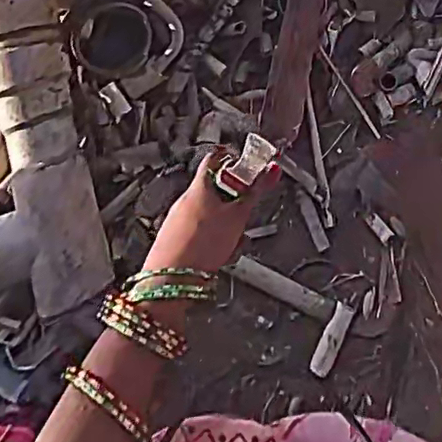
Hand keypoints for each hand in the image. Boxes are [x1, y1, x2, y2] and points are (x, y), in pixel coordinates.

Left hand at [141, 150, 273, 273]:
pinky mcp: (175, 242)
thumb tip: (272, 169)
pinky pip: (201, 234)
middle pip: (217, 190)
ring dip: (226, 226)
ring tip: (232, 243)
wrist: (170, 284)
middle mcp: (185, 200)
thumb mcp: (238, 215)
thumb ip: (256, 191)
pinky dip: (213, 242)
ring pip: (211, 215)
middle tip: (243, 215)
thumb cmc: (200, 246)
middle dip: (235, 203)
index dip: (234, 159)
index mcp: (199, 186)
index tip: (247, 168)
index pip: (216, 158)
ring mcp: (178, 221)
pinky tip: (219, 257)